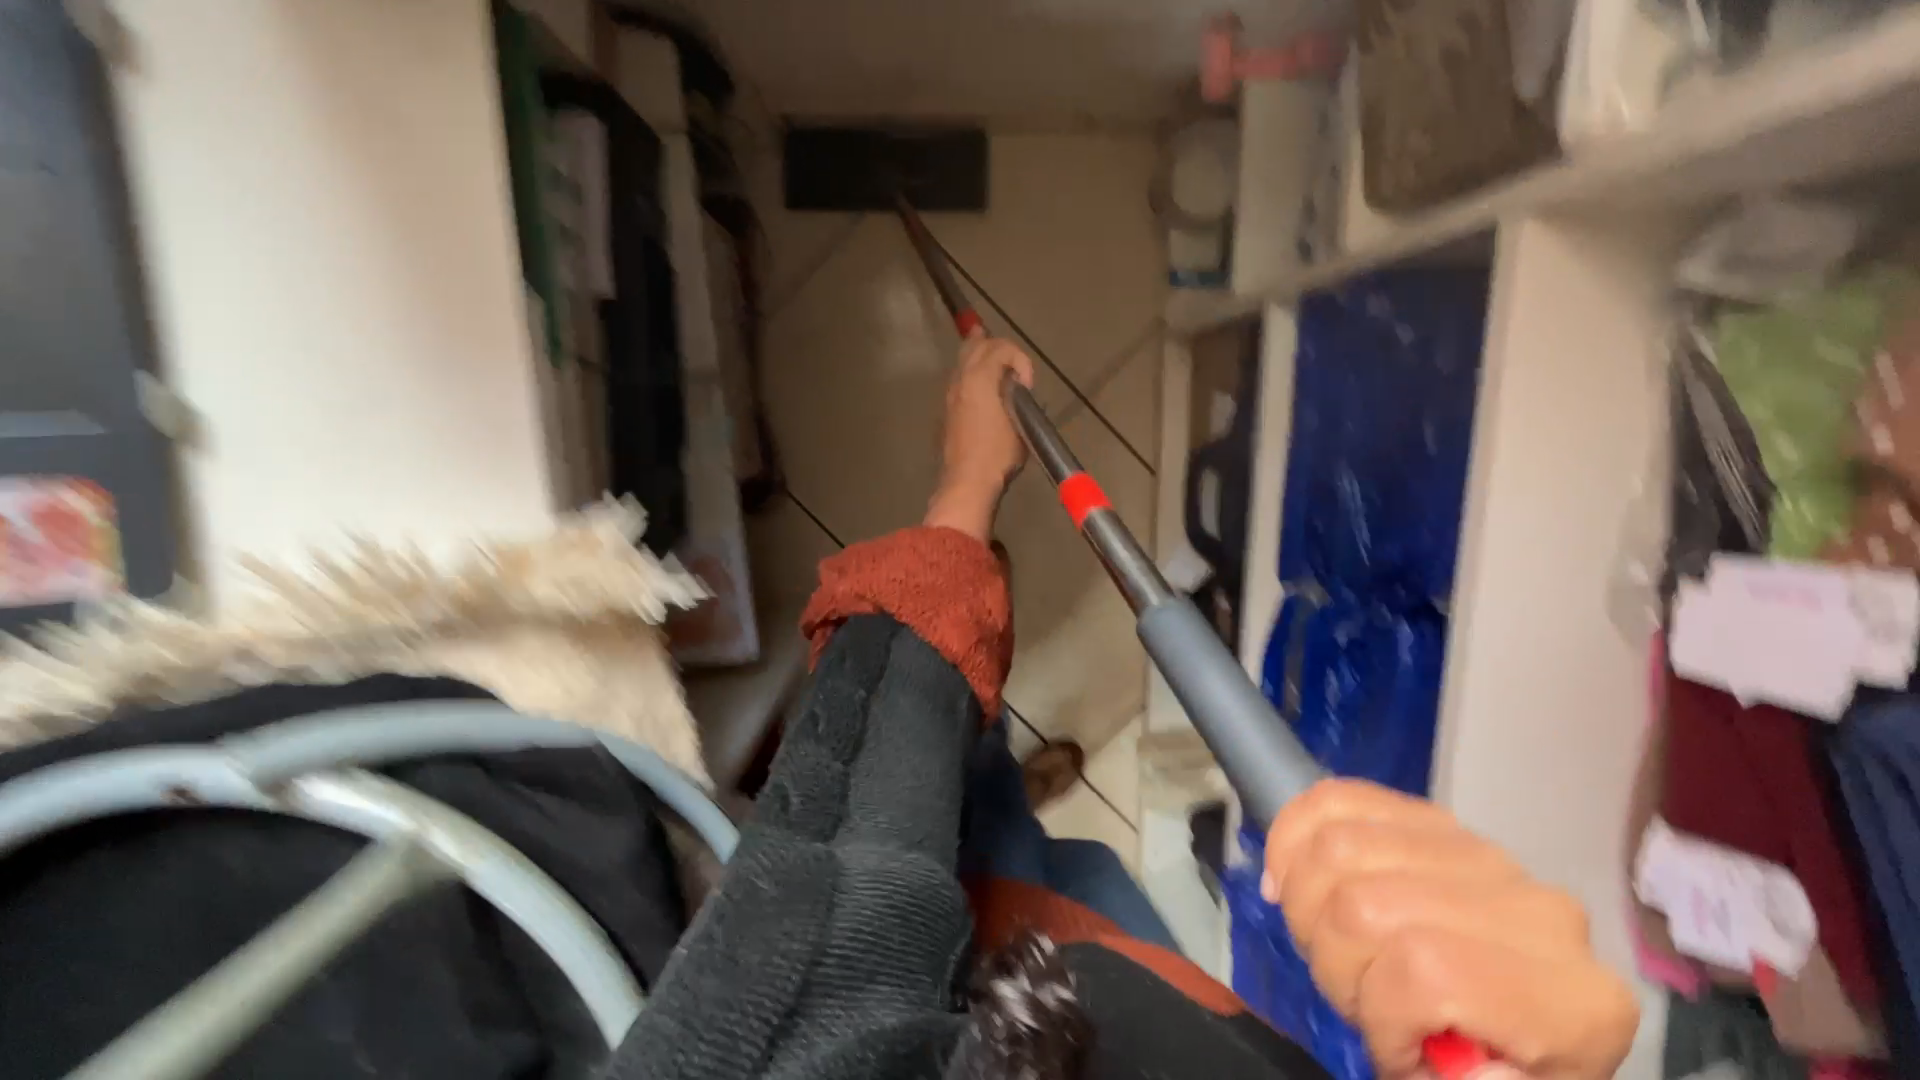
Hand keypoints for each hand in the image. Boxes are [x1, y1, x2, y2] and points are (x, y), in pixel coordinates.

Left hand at [924, 333, 1035, 541]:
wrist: (966, 481)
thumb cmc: (997, 454)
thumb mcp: (1020, 424)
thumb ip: (1018, 400)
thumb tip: (1016, 391)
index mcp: (979, 379)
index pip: (1000, 347)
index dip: (1019, 358)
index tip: (1027, 384)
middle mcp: (960, 380)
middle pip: (975, 346)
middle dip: (996, 347)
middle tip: (1011, 360)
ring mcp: (949, 395)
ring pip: (962, 361)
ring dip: (981, 359)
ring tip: (996, 365)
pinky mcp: (946, 410)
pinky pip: (959, 380)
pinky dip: (972, 375)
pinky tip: (983, 389)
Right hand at [1263, 779, 1637, 1079]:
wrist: (1513, 1028)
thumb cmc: (1487, 1067)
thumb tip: (1468, 1065)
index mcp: (1569, 1002)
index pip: (1423, 971)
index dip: (1379, 1013)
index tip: (1395, 1051)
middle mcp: (1535, 909)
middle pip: (1361, 905)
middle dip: (1329, 957)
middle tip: (1353, 993)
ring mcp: (1480, 851)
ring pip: (1335, 847)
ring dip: (1304, 901)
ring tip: (1329, 941)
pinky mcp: (1432, 818)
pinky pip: (1335, 799)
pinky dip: (1291, 835)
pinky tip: (1291, 878)